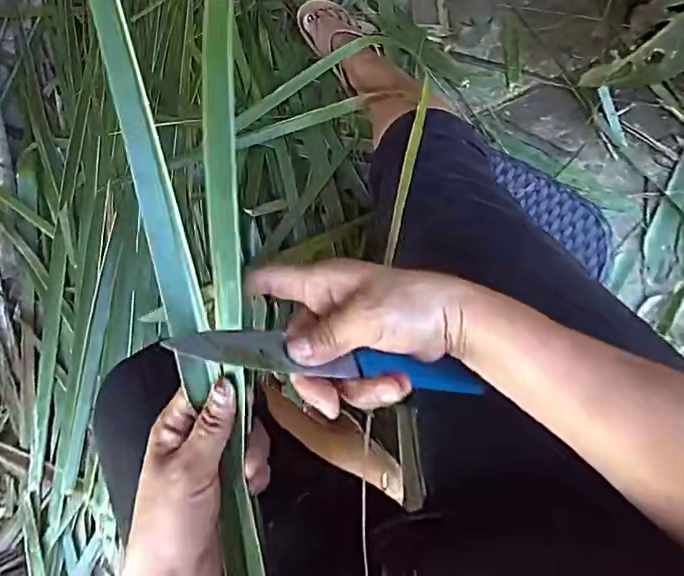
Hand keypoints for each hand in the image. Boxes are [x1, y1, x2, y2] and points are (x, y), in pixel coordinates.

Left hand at [124, 380, 269, 575]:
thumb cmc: (164, 530)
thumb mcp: (187, 470)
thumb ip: (210, 426)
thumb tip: (226, 384)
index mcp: (174, 428)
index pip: (202, 386)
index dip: (224, 381)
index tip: (247, 379)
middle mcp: (195, 440)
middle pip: (232, 408)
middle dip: (245, 426)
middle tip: (242, 446)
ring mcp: (215, 463)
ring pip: (248, 435)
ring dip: (253, 452)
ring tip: (244, 475)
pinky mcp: (232, 484)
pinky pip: (256, 462)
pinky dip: (258, 472)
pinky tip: (249, 487)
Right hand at [246, 260, 478, 419]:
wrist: (455, 320)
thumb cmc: (408, 303)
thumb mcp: (366, 318)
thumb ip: (328, 338)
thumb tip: (292, 355)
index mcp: (321, 284)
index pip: (273, 280)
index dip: (248, 293)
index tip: (227, 320)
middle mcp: (327, 306)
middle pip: (297, 347)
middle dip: (316, 380)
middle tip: (331, 404)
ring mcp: (346, 331)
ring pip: (326, 370)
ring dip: (354, 388)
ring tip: (386, 386)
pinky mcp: (365, 351)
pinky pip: (352, 378)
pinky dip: (373, 387)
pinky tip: (397, 382)